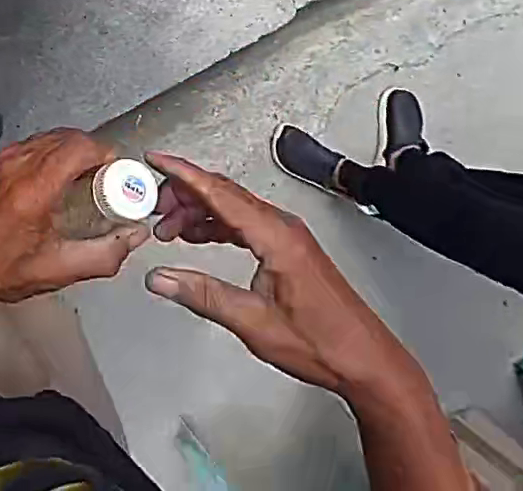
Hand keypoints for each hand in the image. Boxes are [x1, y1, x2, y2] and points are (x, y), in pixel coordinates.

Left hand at [0, 129, 151, 317]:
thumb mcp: (55, 271)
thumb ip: (102, 254)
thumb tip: (131, 237)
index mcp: (35, 188)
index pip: (80, 147)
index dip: (105, 155)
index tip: (115, 175)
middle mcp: (19, 164)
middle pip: (68, 137)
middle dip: (93, 154)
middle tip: (104, 180)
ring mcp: (4, 158)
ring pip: (50, 137)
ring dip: (72, 152)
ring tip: (82, 182)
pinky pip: (34, 144)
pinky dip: (52, 154)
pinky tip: (55, 181)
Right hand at [144, 151, 421, 396]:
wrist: (369, 364)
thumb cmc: (324, 344)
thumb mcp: (253, 323)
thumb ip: (202, 295)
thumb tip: (161, 278)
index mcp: (275, 236)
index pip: (218, 192)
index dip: (182, 173)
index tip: (157, 159)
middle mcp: (281, 226)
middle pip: (221, 193)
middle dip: (182, 194)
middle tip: (153, 207)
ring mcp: (285, 233)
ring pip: (230, 205)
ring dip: (196, 210)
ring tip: (168, 226)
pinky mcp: (286, 245)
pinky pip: (241, 220)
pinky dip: (214, 223)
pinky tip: (197, 235)